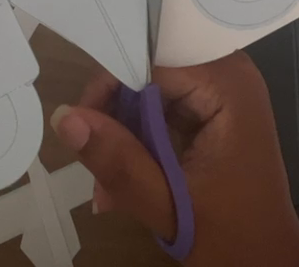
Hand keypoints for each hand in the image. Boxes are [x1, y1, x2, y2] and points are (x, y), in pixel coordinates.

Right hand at [48, 52, 298, 266]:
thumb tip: (64, 117)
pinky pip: (163, 105)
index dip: (113, 84)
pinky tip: (125, 176)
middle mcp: (227, 72)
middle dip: (116, 113)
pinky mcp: (213, 107)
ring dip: (124, 131)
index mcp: (227, 83)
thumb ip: (119, 161)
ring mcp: (221, 89)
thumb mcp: (170, 205)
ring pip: (151, 88)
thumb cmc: (234, 239)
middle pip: (150, 68)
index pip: (152, 58)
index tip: (83, 122)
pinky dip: (141, 137)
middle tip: (95, 163)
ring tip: (107, 186)